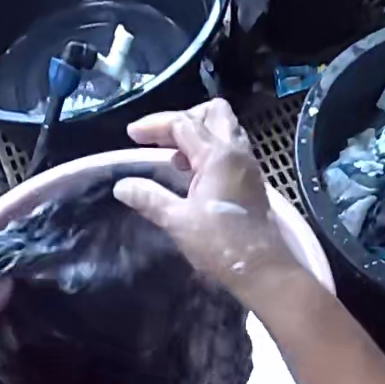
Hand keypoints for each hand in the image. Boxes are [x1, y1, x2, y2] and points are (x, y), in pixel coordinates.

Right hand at [113, 99, 304, 298]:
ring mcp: (248, 166)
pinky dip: (211, 152)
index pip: (183, 123)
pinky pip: (231, 151)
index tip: (132, 136)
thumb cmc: (221, 245)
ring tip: (176, 159)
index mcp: (218, 156)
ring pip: (225, 130)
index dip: (154, 125)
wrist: (262, 270)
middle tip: (163, 140)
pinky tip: (194, 176)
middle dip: (185, 118)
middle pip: (213, 113)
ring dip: (200, 135)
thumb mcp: (178, 222)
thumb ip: (149, 198)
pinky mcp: (252, 182)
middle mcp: (237, 152)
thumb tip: (122, 186)